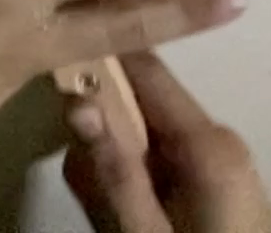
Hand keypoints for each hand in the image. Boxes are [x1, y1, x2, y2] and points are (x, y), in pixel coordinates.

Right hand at [64, 52, 270, 232]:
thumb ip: (112, 171)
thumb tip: (77, 101)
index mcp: (208, 143)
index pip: (141, 63)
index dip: (94, 53)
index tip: (48, 62)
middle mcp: (219, 137)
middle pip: (138, 96)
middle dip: (99, 124)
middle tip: (78, 168)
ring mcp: (222, 159)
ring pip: (143, 127)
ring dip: (113, 156)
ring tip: (106, 210)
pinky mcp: (219, 182)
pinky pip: (160, 154)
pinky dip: (134, 174)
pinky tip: (129, 217)